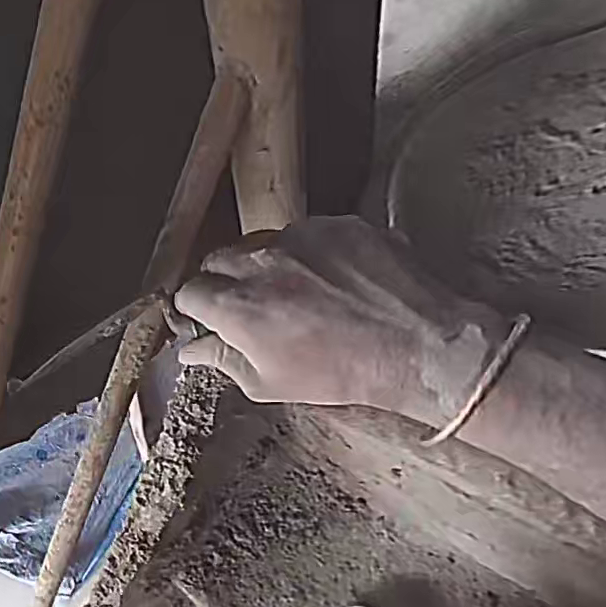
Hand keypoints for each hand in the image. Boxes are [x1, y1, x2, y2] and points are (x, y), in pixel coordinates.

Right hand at [174, 216, 508, 421]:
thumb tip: (190, 350)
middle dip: (220, 282)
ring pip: (258, 243)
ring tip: (288, 292)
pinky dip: (302, 254)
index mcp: (236, 306)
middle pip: (217, 260)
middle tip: (242, 306)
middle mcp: (261, 262)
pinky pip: (302, 233)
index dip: (194, 309)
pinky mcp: (338, 224)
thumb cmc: (338, 373)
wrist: (416, 345)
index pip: (189, 292)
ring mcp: (302, 237)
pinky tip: (324, 280)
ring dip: (259, 265)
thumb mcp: (266, 382)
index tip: (204, 319)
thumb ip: (221, 359)